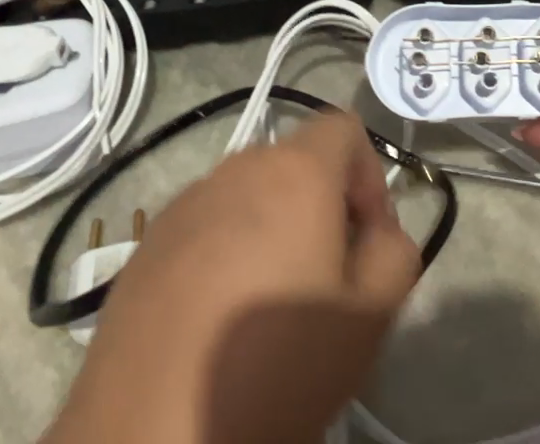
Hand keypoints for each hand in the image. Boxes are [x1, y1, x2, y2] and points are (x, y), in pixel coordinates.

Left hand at [46, 113, 421, 443]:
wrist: (151, 429)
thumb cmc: (277, 365)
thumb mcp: (370, 316)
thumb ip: (395, 251)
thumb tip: (376, 231)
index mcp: (292, 173)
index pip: (344, 127)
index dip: (370, 174)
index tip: (368, 237)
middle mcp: (232, 171)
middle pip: (294, 162)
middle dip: (323, 206)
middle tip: (328, 275)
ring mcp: (180, 206)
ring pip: (247, 196)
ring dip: (273, 229)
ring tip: (272, 303)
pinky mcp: (145, 246)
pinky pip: (205, 228)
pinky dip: (226, 253)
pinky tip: (221, 319)